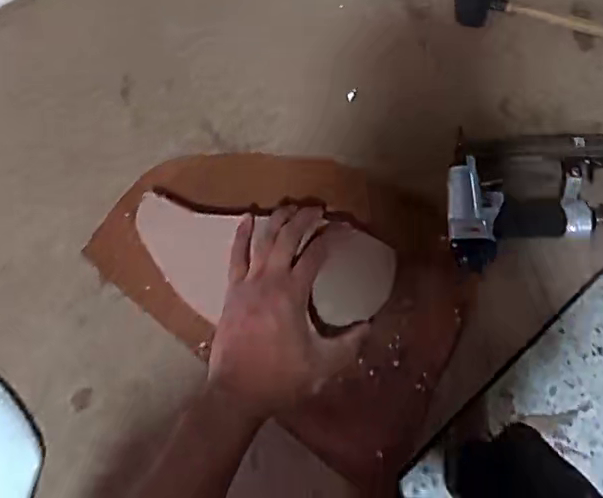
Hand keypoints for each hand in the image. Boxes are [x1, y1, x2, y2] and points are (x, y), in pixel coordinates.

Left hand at [205, 205, 367, 417]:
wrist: (234, 395)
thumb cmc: (279, 379)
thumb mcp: (322, 366)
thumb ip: (349, 345)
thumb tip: (370, 326)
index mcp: (293, 293)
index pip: (316, 253)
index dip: (331, 237)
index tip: (342, 228)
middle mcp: (271, 279)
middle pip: (289, 236)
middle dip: (305, 217)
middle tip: (319, 208)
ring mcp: (248, 283)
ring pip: (264, 239)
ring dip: (279, 219)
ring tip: (291, 205)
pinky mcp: (232, 291)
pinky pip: (236, 256)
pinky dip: (242, 235)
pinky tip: (247, 217)